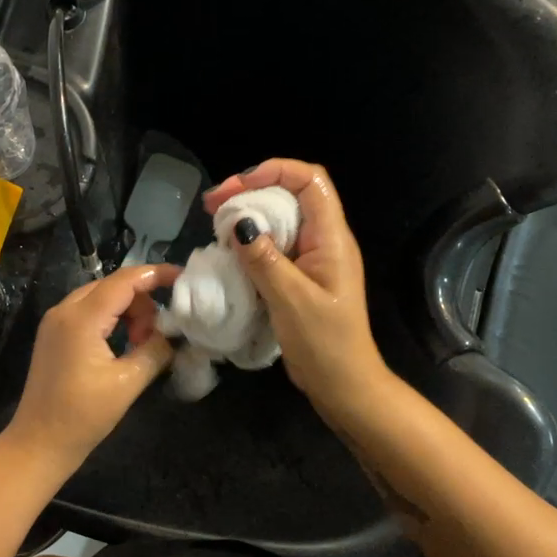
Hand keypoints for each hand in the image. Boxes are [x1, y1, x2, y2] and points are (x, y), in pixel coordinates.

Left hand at [7, 263, 180, 469]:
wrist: (39, 443)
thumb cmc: (83, 416)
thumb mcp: (127, 383)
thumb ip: (155, 350)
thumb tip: (173, 334)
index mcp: (81, 318)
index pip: (124, 281)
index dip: (155, 275)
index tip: (182, 278)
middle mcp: (64, 310)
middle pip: (112, 285)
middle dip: (142, 301)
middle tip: (157, 334)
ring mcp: (55, 321)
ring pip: (101, 297)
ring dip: (127, 311)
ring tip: (139, 344)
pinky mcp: (53, 334)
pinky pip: (88, 311)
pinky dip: (110, 319)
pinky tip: (121, 345)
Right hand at [204, 159, 387, 408]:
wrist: (343, 385)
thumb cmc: (325, 343)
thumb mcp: (291, 300)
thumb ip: (264, 259)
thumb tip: (238, 222)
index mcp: (331, 238)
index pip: (309, 180)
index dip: (274, 171)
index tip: (236, 188)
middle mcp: (323, 241)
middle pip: (290, 194)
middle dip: (252, 190)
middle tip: (213, 207)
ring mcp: (312, 259)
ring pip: (280, 219)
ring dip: (248, 217)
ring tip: (215, 227)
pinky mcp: (299, 277)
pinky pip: (274, 246)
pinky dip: (250, 243)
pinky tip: (228, 254)